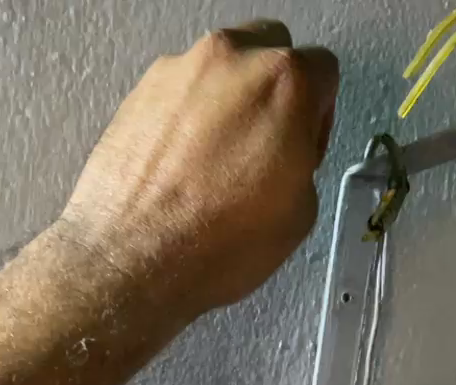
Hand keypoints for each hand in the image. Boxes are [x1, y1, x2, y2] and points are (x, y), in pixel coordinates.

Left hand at [57, 20, 339, 319]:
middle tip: (266, 148)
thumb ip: (303, 162)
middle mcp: (230, 61)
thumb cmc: (210, 246)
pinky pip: (178, 94)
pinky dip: (186, 120)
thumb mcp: (297, 216)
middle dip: (272, 95)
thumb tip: (290, 158)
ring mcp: (178, 71)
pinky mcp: (139, 91)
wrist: (133, 261)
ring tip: (217, 167)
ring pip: (220, 70)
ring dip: (227, 105)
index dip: (316, 117)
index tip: (303, 146)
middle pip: (269, 52)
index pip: (322, 72)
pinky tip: (184, 169)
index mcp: (284, 83)